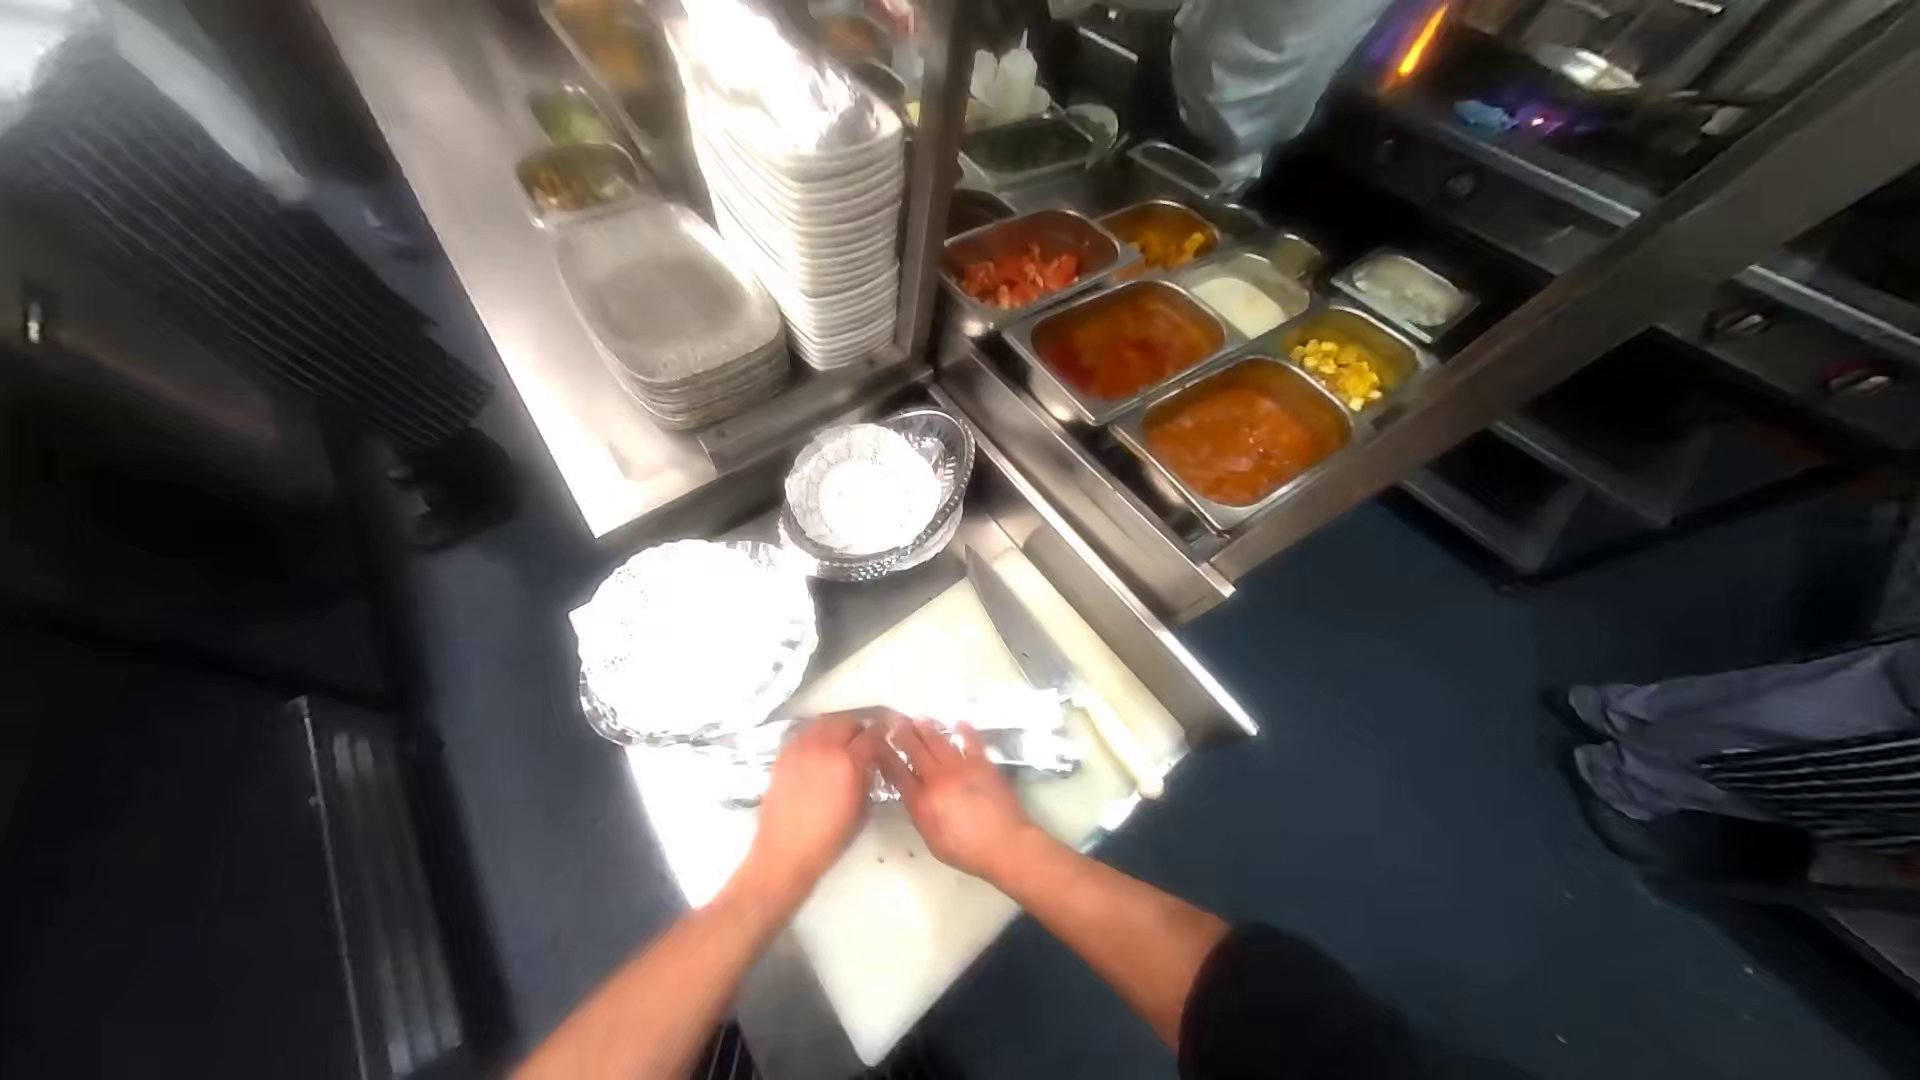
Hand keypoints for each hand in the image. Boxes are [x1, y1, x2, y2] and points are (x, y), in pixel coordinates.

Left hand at [744, 712, 882, 903]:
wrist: (784, 854)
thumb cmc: (827, 840)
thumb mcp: (861, 809)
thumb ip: (868, 778)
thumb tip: (870, 763)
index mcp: (848, 762)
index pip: (871, 735)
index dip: (882, 736)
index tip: (884, 743)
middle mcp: (823, 748)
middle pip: (846, 721)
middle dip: (859, 730)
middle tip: (863, 743)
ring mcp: (800, 750)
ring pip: (823, 722)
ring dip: (837, 728)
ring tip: (841, 744)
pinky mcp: (783, 756)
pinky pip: (804, 734)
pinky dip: (816, 737)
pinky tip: (819, 752)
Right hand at [876, 716, 1041, 883]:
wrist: (1005, 843)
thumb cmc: (967, 850)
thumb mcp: (932, 839)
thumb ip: (919, 813)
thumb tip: (911, 793)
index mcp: (922, 801)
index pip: (898, 773)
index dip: (887, 757)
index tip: (879, 744)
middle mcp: (938, 778)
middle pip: (916, 750)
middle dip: (904, 735)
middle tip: (896, 723)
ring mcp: (961, 767)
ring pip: (939, 741)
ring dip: (927, 729)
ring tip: (918, 719)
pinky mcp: (982, 763)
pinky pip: (970, 741)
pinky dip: (964, 730)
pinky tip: (958, 723)